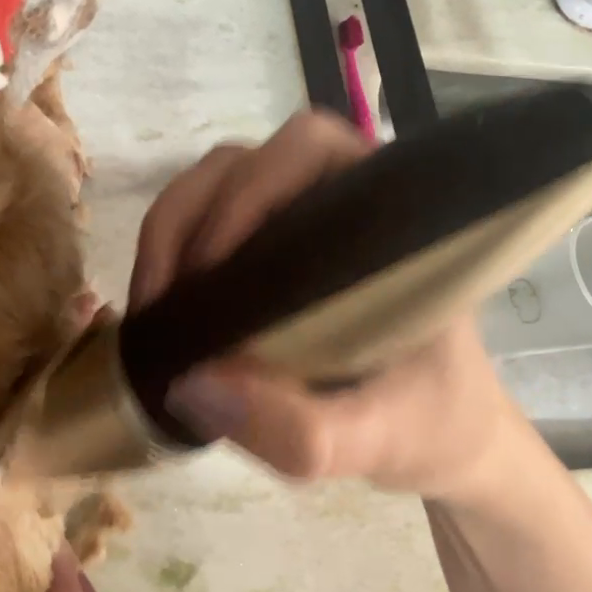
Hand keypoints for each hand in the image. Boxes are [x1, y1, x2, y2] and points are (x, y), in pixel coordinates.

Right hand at [131, 111, 514, 501]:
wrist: (437, 438)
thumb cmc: (431, 423)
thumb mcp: (382, 441)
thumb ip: (305, 430)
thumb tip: (191, 382)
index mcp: (384, 208)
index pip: (308, 150)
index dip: (249, 192)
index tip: (211, 272)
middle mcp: (330, 193)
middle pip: (238, 165)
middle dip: (186, 224)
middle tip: (163, 306)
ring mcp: (288, 214)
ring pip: (206, 187)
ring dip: (167, 239)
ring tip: (154, 313)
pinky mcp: (255, 243)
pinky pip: (195, 223)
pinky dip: (166, 260)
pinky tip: (162, 314)